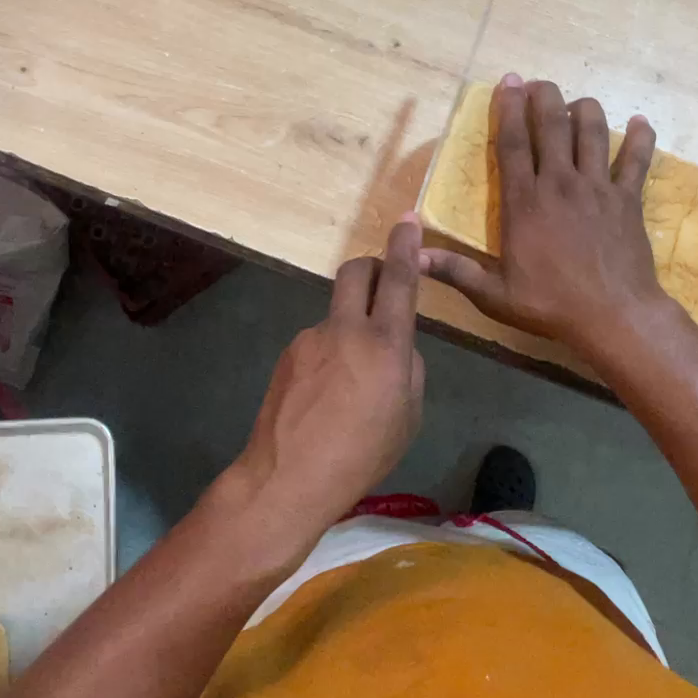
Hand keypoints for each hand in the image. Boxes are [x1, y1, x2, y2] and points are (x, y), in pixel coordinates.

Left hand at [230, 216, 426, 546]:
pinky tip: (326, 395)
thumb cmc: (362, 455)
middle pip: (356, 271)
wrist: (288, 477)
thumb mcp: (409, 415)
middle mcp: (344, 329)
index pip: (398, 280)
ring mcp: (309, 338)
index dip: (406, 246)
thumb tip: (397, 346)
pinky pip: (318, 342)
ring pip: (337, 313)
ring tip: (352, 382)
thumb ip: (409, 368)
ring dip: (350, 327)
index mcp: (385, 344)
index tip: (408, 220)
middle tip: (383, 283)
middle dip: (372, 265)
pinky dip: (330, 354)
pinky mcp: (288, 354)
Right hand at [422, 73, 675, 361]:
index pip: (513, 144)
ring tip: (578, 103)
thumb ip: (454, 271)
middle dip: (545, 97)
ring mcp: (598, 188)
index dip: (509, 109)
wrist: (613, 315)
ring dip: (585, 110)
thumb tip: (414, 255)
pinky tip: (639, 122)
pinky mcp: (628, 199)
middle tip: (539, 83)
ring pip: (593, 132)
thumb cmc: (549, 305)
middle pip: (553, 125)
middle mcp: (560, 184)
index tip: (508, 82)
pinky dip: (640, 138)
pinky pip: (637, 160)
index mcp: (524, 202)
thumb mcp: (493, 295)